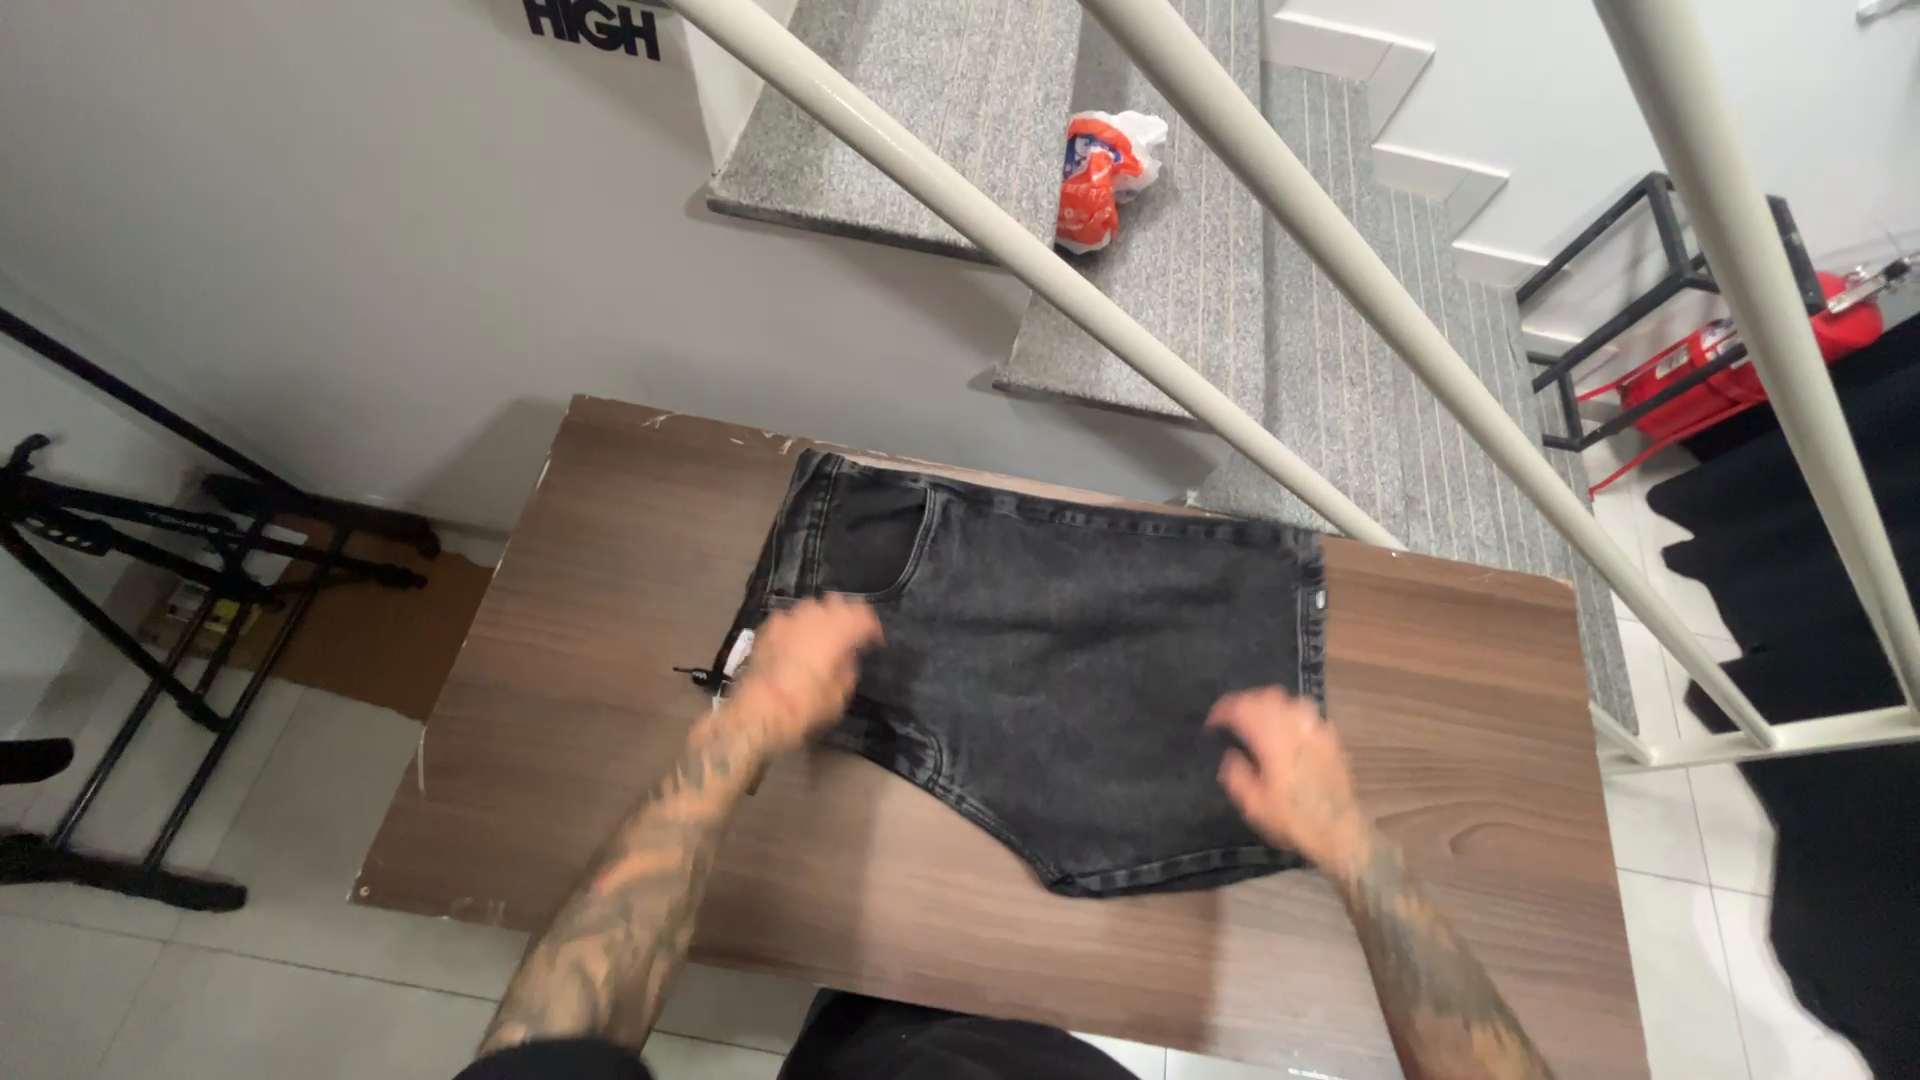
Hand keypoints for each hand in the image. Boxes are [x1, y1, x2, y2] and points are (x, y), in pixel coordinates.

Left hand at [724, 595, 883, 754]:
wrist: (757, 713)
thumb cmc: (804, 708)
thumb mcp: (839, 696)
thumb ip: (848, 667)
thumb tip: (847, 656)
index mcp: (837, 633)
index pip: (864, 616)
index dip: (873, 627)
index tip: (876, 640)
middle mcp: (813, 619)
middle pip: (838, 602)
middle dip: (848, 615)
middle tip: (852, 633)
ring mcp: (788, 620)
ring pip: (813, 606)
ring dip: (823, 616)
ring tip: (825, 633)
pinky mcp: (768, 629)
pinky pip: (790, 617)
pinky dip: (799, 624)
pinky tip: (798, 639)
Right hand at [1208, 687, 1370, 878]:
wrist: (1342, 833)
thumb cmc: (1294, 820)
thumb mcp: (1254, 805)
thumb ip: (1236, 775)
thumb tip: (1230, 755)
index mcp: (1272, 742)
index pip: (1242, 710)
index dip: (1222, 710)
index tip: (1212, 722)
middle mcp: (1295, 729)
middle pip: (1264, 698)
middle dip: (1243, 702)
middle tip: (1231, 717)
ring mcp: (1316, 732)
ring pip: (1288, 700)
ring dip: (1267, 702)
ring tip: (1257, 715)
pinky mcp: (1331, 739)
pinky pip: (1308, 712)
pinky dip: (1290, 711)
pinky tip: (1287, 725)